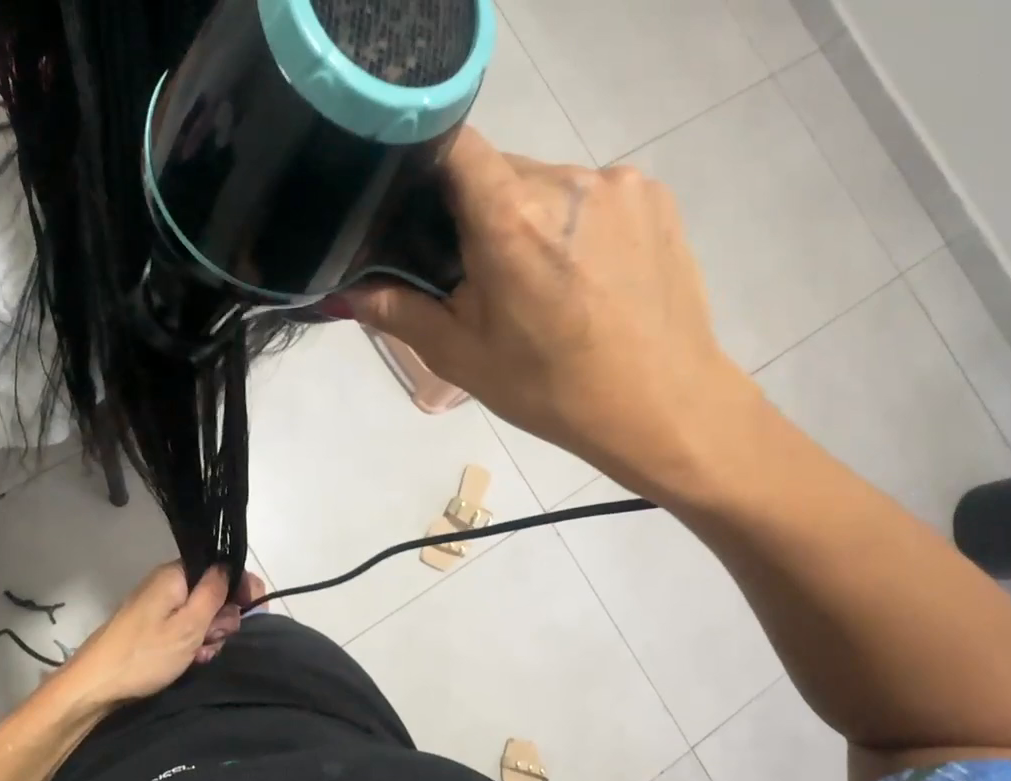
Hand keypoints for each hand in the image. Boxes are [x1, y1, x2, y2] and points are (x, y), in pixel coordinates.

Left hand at [51, 563, 263, 716]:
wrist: (96, 685)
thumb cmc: (145, 654)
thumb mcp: (189, 625)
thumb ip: (214, 593)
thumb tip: (229, 565)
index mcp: (175, 575)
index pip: (219, 568)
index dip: (240, 587)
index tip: (254, 609)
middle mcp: (167, 585)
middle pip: (213, 593)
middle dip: (221, 619)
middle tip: (211, 640)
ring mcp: (158, 607)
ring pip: (201, 615)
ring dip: (207, 636)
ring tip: (197, 656)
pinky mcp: (152, 628)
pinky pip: (184, 629)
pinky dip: (191, 644)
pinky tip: (190, 661)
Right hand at [348, 128, 769, 501]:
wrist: (663, 405)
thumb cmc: (551, 387)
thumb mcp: (461, 356)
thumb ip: (398, 312)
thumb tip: (346, 292)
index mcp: (512, 218)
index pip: (455, 145)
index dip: (428, 163)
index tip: (417, 205)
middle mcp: (568, 181)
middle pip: (500, 169)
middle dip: (477, 210)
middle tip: (476, 270)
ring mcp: (619, 185)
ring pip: (547, 182)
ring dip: (528, 217)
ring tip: (537, 280)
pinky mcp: (655, 197)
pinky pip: (591, 194)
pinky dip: (572, 223)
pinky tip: (581, 274)